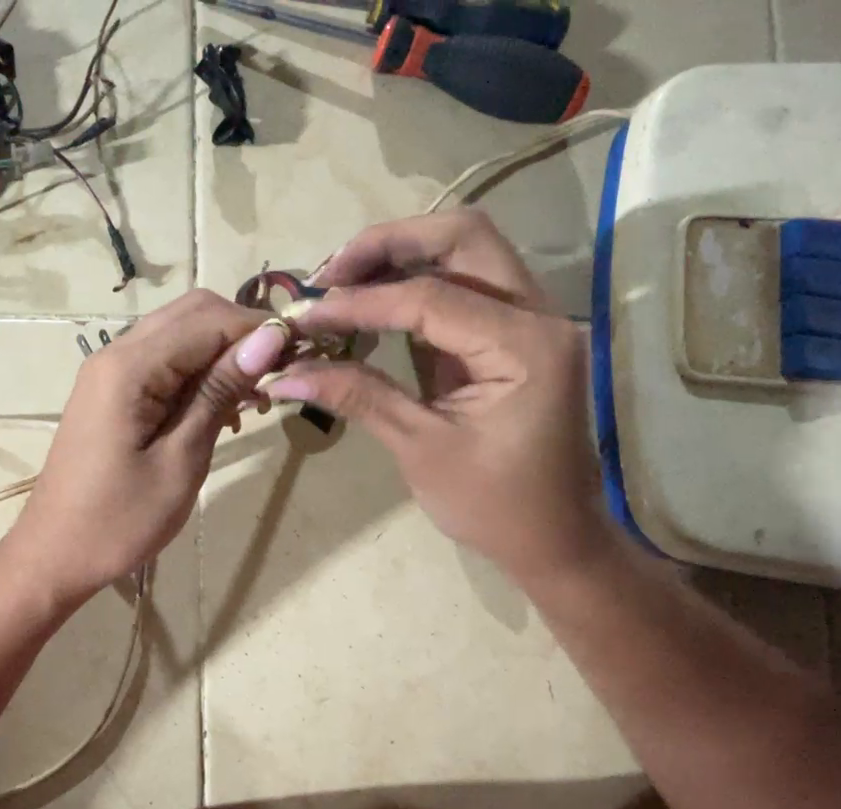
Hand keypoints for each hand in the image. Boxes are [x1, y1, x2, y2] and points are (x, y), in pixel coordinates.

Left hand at [0, 289, 287, 603]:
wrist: (56, 555)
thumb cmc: (119, 522)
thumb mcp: (181, 460)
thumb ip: (218, 393)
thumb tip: (268, 339)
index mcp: (129, 368)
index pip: (208, 319)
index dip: (260, 330)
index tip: (302, 358)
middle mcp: (115, 354)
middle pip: (192, 313)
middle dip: (242, 334)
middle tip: (280, 378)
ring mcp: (109, 372)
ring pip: (178, 335)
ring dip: (221, 354)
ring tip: (256, 400)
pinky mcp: (110, 393)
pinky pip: (162, 362)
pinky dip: (197, 373)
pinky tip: (221, 411)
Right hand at [273, 210, 615, 581]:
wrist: (555, 538)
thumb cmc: (494, 505)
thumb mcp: (421, 449)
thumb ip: (359, 396)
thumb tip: (285, 374)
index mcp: (525, 345)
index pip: (430, 297)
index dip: (359, 302)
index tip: (302, 315)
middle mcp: (540, 314)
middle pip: (464, 237)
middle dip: (389, 244)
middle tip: (327, 275)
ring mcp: (532, 319)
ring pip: (468, 251)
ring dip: (402, 254)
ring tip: (341, 283)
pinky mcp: (514, 334)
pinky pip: (466, 285)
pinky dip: (417, 282)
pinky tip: (372, 302)